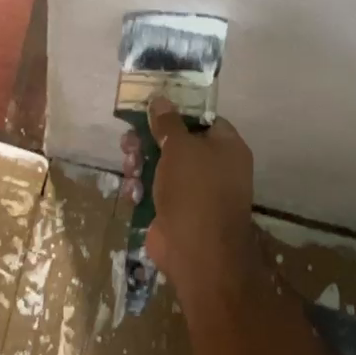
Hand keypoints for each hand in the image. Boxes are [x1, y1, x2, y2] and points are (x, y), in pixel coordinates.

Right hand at [121, 97, 258, 297]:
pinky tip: (134, 191)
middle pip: (176, 142)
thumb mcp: (180, 148)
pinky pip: (156, 189)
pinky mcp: (176, 211)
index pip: (202, 119)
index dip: (176, 111)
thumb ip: (168, 122)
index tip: (150, 108)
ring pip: (161, 165)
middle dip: (149, 140)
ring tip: (129, 166)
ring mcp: (195, 191)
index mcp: (226, 148)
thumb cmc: (195, 191)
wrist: (197, 253)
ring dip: (141, 163)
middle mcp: (214, 167)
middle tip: (129, 141)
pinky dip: (143, 188)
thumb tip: (160, 100)